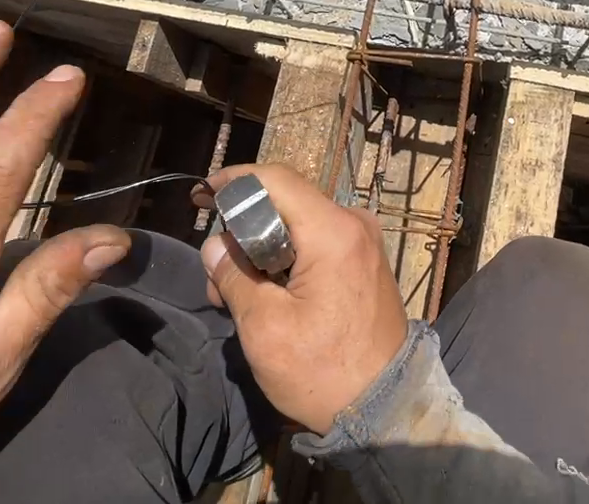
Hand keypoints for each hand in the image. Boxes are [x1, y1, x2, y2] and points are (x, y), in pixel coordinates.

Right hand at [193, 164, 408, 434]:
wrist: (386, 408)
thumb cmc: (323, 371)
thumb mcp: (266, 328)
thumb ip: (235, 277)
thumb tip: (215, 245)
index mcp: (333, 230)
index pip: (277, 179)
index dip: (236, 180)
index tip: (202, 194)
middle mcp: (354, 224)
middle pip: (287, 202)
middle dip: (244, 227)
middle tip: (215, 270)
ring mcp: (364, 241)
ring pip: (299, 223)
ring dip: (262, 247)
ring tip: (234, 293)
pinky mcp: (365, 261)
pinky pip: (318, 241)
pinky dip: (287, 256)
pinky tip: (265, 292)